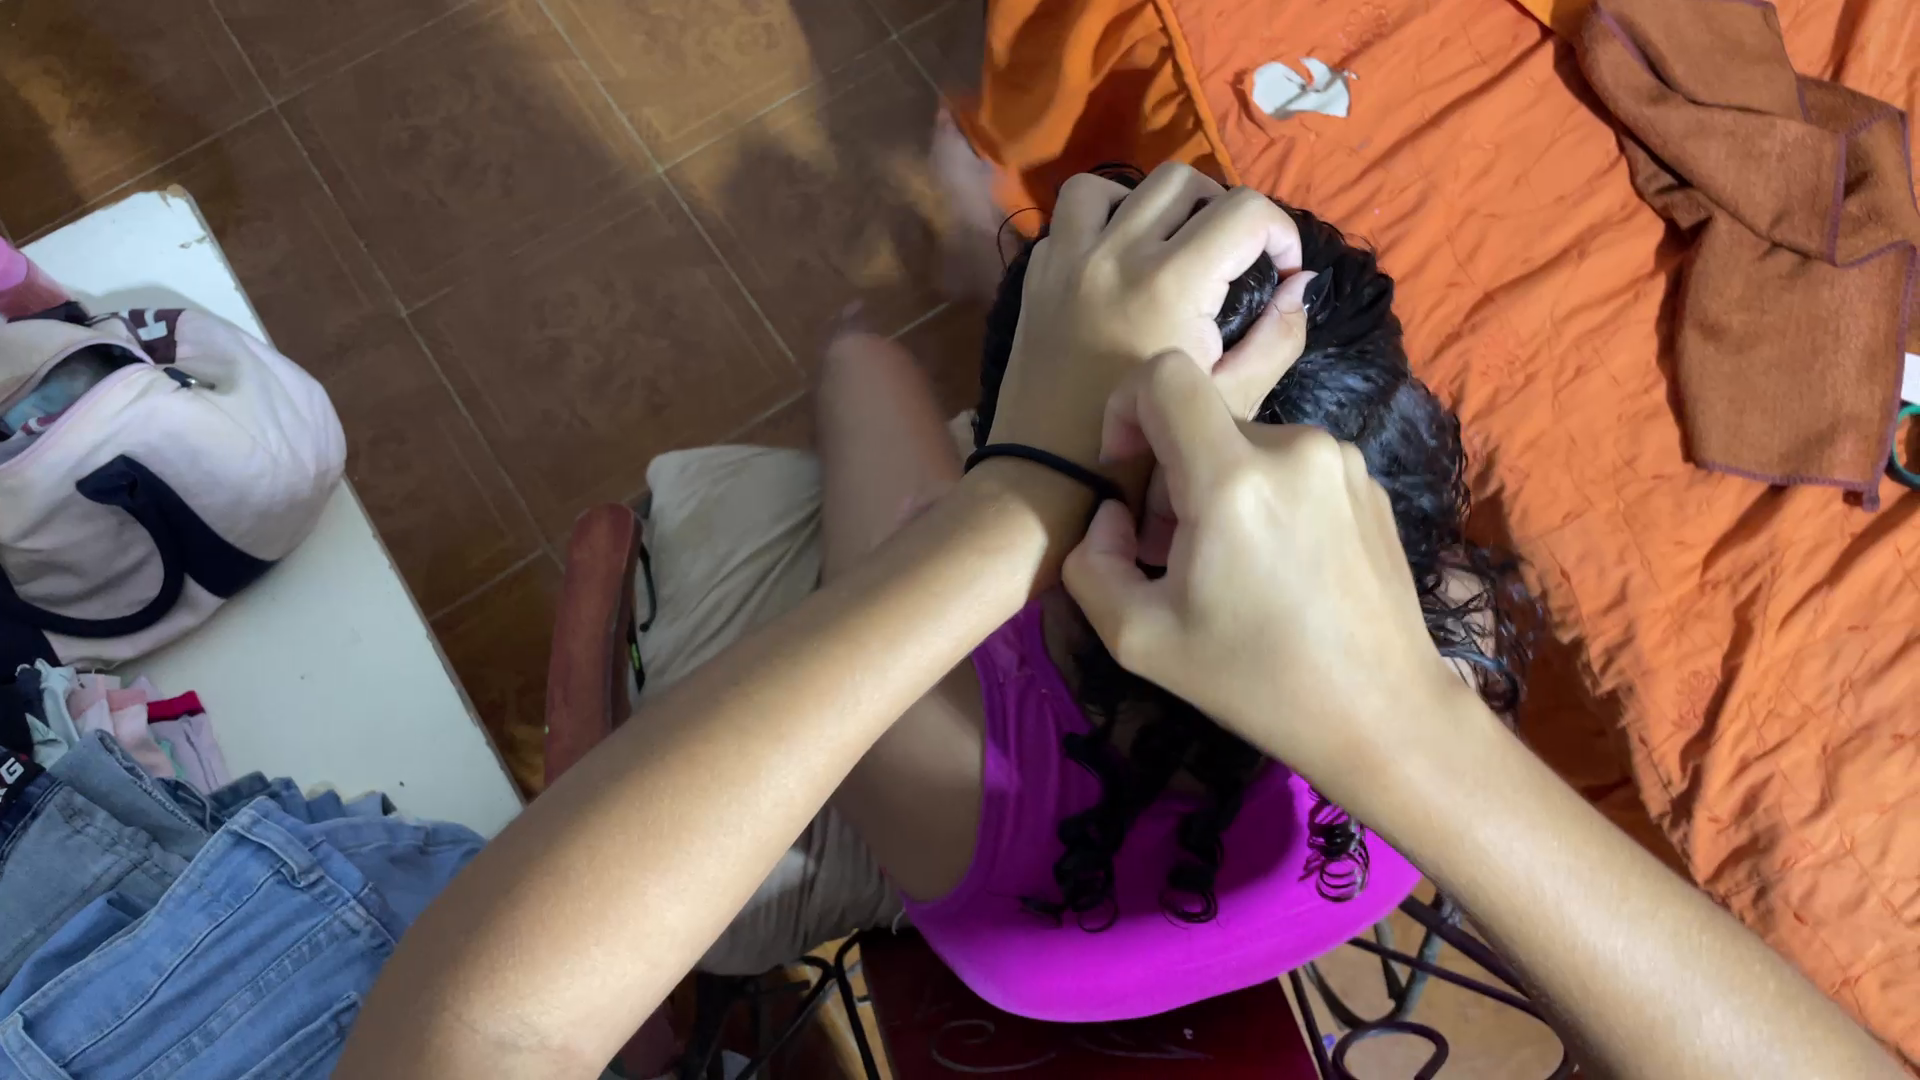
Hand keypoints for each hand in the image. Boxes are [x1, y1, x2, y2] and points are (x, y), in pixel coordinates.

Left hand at [983, 163, 1304, 471]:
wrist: (1048, 477)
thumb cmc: (1143, 453)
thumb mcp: (1230, 402)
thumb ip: (1278, 337)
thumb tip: (1301, 282)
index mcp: (1170, 285)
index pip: (1246, 211)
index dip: (1280, 233)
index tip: (1277, 270)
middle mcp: (1115, 256)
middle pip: (1183, 180)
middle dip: (1221, 209)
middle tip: (1226, 255)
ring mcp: (1066, 262)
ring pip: (1112, 184)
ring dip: (1151, 203)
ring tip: (1165, 243)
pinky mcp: (1035, 278)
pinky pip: (1067, 217)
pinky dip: (1098, 221)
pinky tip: (1113, 260)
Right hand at [1061, 354, 1479, 801]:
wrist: (1382, 714)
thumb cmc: (1254, 680)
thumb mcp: (1136, 637)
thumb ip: (1090, 561)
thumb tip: (1114, 514)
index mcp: (1233, 480)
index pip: (1165, 376)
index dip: (1126, 407)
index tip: (1125, 468)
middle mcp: (1294, 448)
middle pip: (1199, 421)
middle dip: (1166, 472)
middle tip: (1171, 548)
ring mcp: (1340, 461)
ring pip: (1242, 444)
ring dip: (1213, 486)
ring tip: (1225, 561)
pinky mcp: (1367, 481)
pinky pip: (1287, 464)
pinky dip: (1260, 495)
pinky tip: (1273, 562)